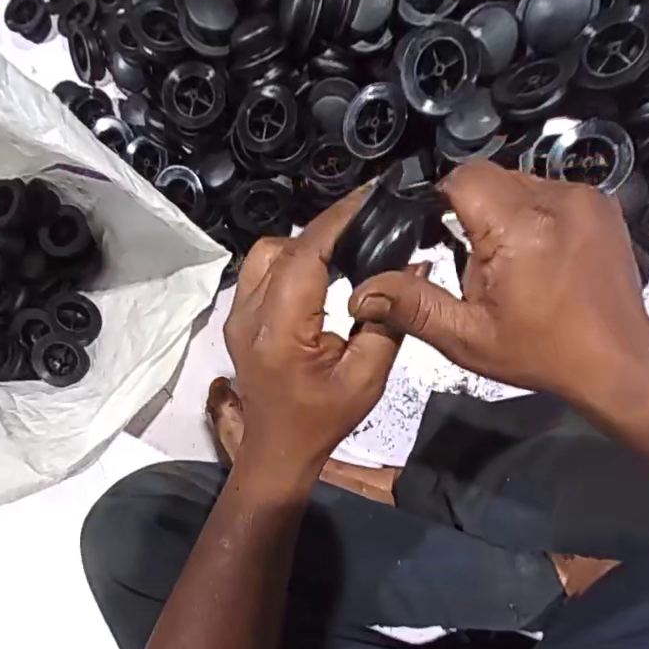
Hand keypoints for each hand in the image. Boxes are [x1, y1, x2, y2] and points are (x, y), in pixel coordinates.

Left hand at [225, 186, 402, 483]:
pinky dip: (289, 260)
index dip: (338, 221)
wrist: (279, 448)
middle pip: (285, 247)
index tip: (370, 199)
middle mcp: (249, 317)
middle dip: (327, 229)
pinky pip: (260, 271)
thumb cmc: (322, 421)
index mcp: (280, 332)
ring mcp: (237, 317)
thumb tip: (410, 266)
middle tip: (367, 224)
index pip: (305, 255)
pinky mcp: (238, 319)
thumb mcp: (366, 378)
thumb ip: (388, 323)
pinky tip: (318, 270)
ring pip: (267, 254)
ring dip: (305, 245)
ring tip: (343, 249)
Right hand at [348, 162, 648, 406]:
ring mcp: (583, 198)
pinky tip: (539, 259)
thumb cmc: (546, 353)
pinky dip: (533, 218)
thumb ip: (413, 308)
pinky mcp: (600, 204)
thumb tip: (366, 294)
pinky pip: (549, 193)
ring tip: (512, 268)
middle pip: (489, 179)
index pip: (461, 177)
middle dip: (472, 216)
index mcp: (518, 228)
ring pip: (519, 183)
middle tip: (480, 267)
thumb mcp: (466, 337)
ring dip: (503, 217)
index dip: (440, 201)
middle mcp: (556, 200)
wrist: (614, 359)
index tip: (438, 234)